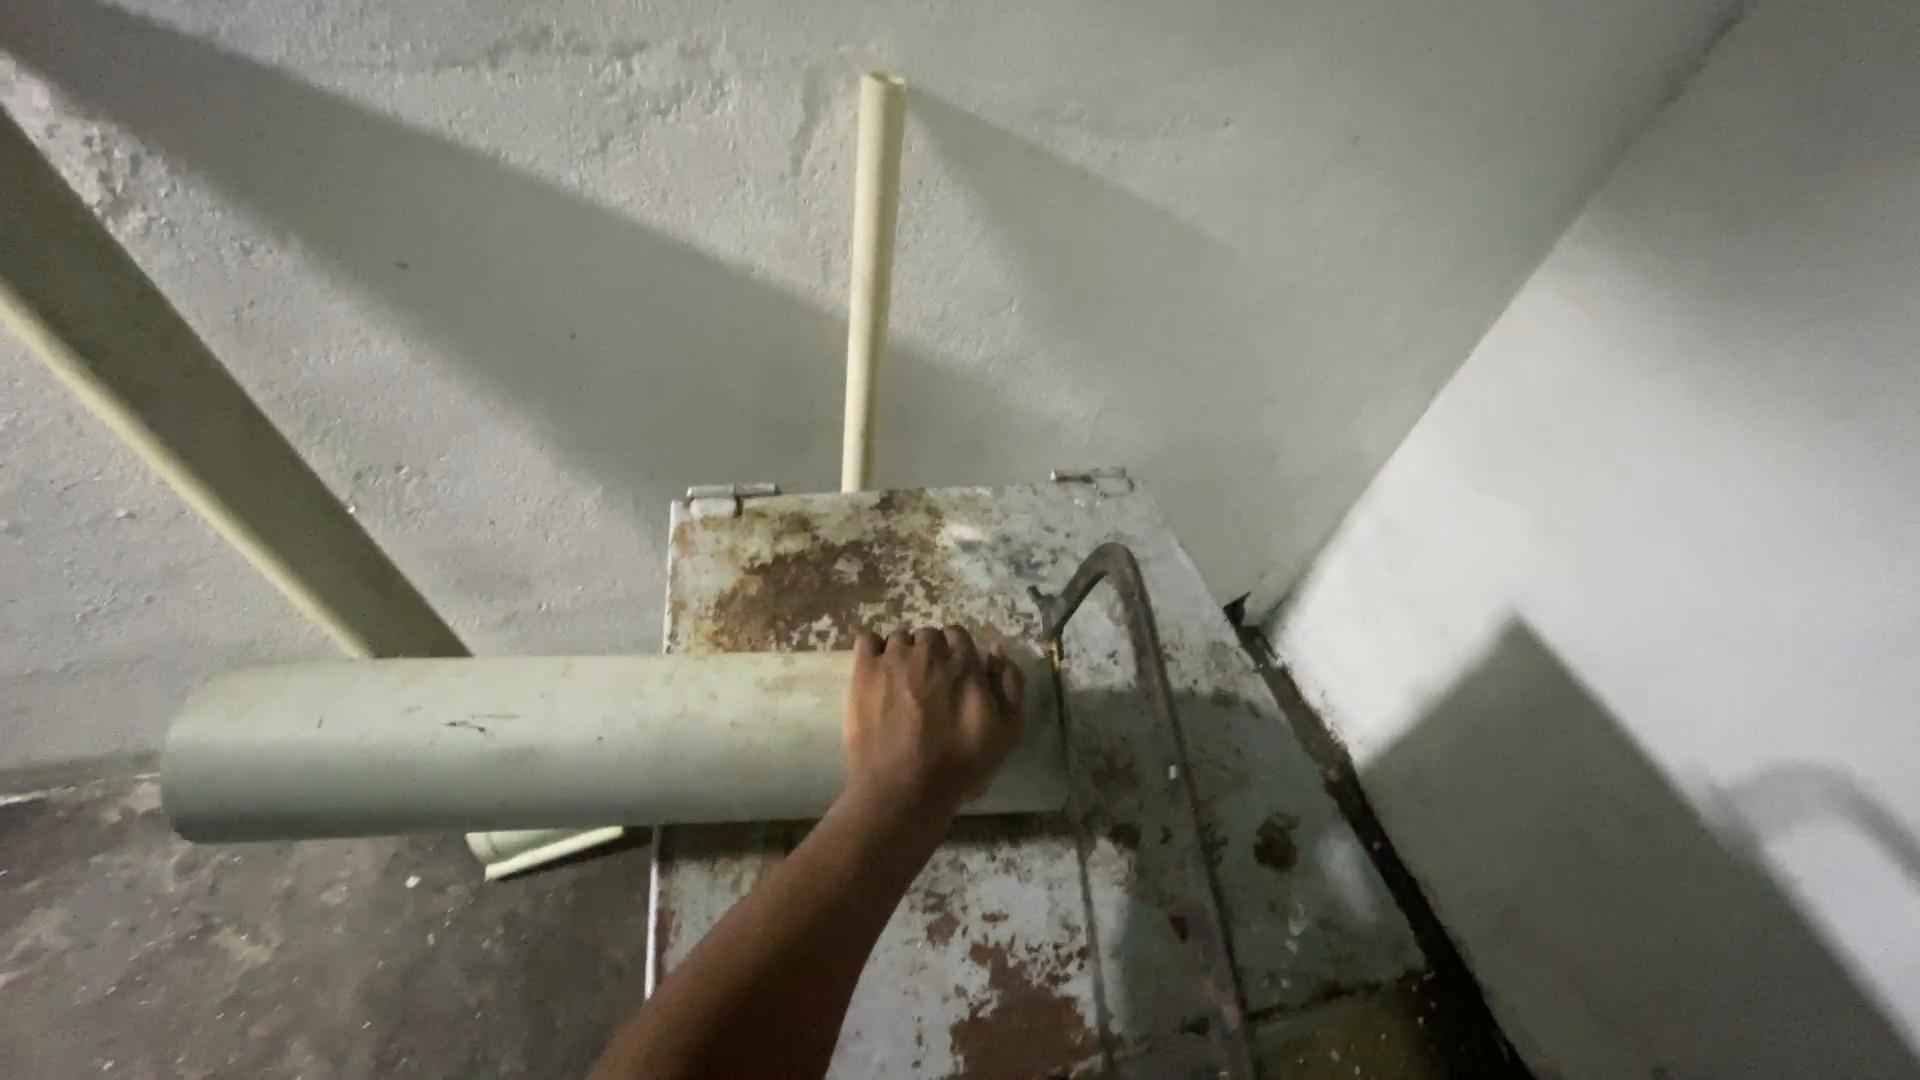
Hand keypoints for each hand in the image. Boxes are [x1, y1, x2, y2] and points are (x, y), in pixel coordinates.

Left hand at [844, 626, 1025, 818]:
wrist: (904, 789)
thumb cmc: (960, 765)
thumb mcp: (1008, 732)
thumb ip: (1010, 684)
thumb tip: (996, 650)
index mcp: (964, 664)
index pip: (958, 634)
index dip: (955, 652)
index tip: (951, 674)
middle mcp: (929, 653)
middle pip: (928, 635)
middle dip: (929, 652)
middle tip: (926, 681)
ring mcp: (893, 659)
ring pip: (899, 637)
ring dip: (902, 652)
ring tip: (898, 679)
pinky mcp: (863, 671)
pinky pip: (866, 639)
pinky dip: (871, 647)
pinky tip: (875, 668)